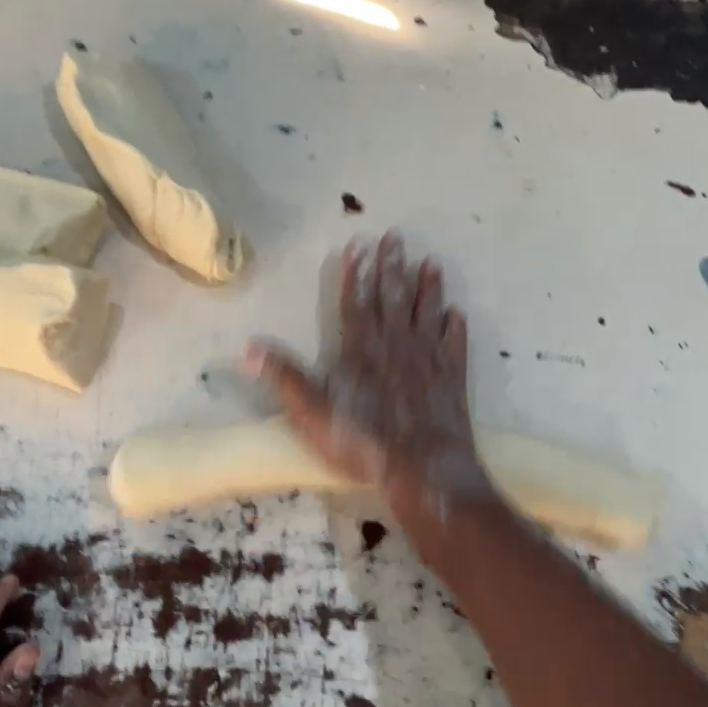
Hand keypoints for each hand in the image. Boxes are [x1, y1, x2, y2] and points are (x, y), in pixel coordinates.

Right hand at [248, 231, 493, 528]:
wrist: (423, 469)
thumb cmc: (364, 442)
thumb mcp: (312, 413)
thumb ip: (285, 377)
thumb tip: (249, 346)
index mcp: (361, 350)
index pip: (355, 303)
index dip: (355, 274)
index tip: (357, 245)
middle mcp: (396, 346)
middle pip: (393, 298)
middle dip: (392, 266)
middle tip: (396, 237)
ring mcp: (428, 360)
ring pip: (426, 314)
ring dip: (428, 288)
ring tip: (431, 263)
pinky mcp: (452, 378)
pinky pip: (454, 345)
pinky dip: (456, 328)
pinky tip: (458, 314)